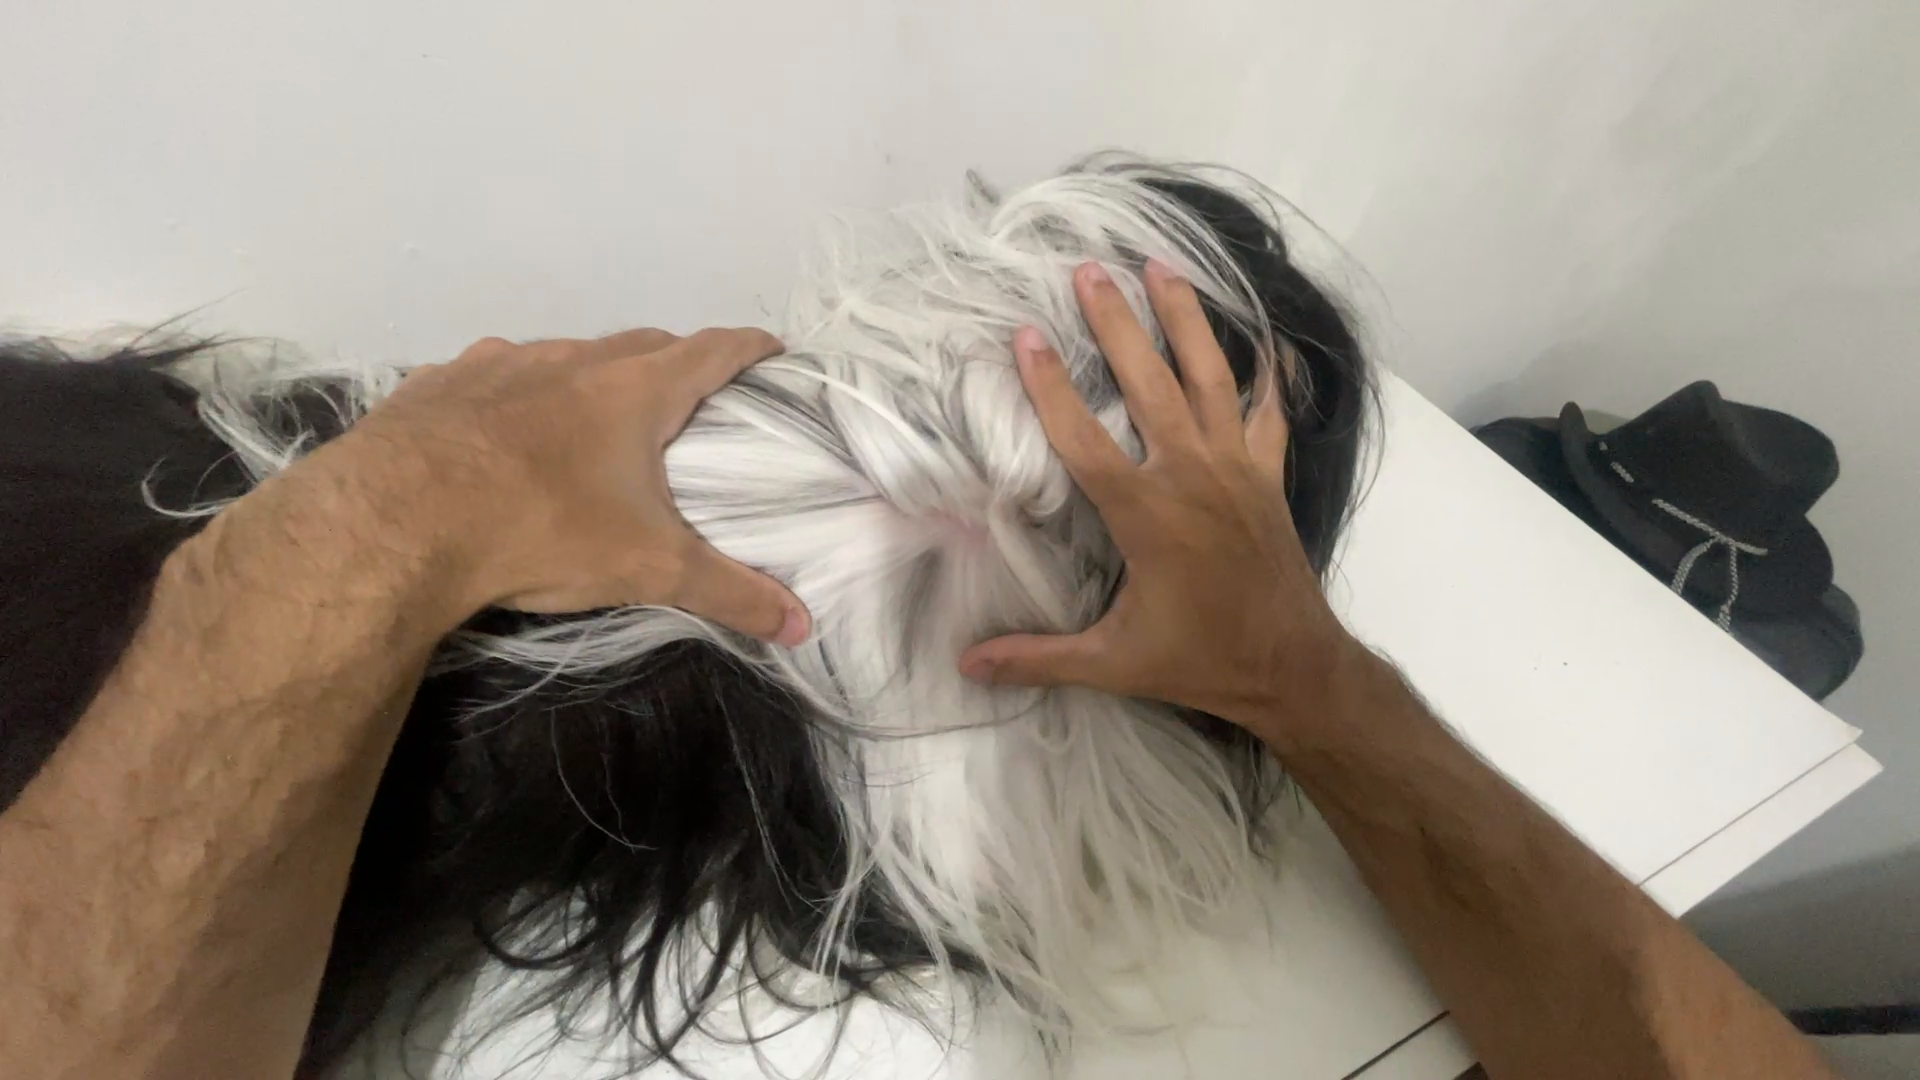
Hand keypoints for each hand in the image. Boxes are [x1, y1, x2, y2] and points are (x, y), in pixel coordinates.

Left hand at [323, 328, 809, 643]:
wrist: (385, 529)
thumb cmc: (542, 531)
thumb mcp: (651, 569)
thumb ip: (733, 594)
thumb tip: (803, 628)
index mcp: (634, 390)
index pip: (715, 350)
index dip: (752, 347)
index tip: (776, 349)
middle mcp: (573, 360)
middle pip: (647, 344)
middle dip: (682, 362)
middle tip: (699, 400)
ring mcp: (499, 363)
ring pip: (572, 355)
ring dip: (602, 375)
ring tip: (607, 418)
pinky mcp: (439, 383)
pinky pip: (501, 374)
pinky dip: (527, 391)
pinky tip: (514, 431)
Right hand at [957, 261, 1359, 734]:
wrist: (1294, 668)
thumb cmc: (1200, 660)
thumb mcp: (1112, 664)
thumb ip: (1037, 658)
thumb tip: (965, 665)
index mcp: (1146, 515)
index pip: (1085, 438)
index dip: (1050, 387)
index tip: (1026, 335)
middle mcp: (1192, 475)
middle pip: (1150, 383)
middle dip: (1117, 323)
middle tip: (1090, 269)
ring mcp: (1237, 468)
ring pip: (1211, 378)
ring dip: (1185, 319)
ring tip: (1162, 266)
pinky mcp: (1268, 475)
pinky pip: (1269, 409)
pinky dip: (1266, 369)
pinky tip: (1262, 334)